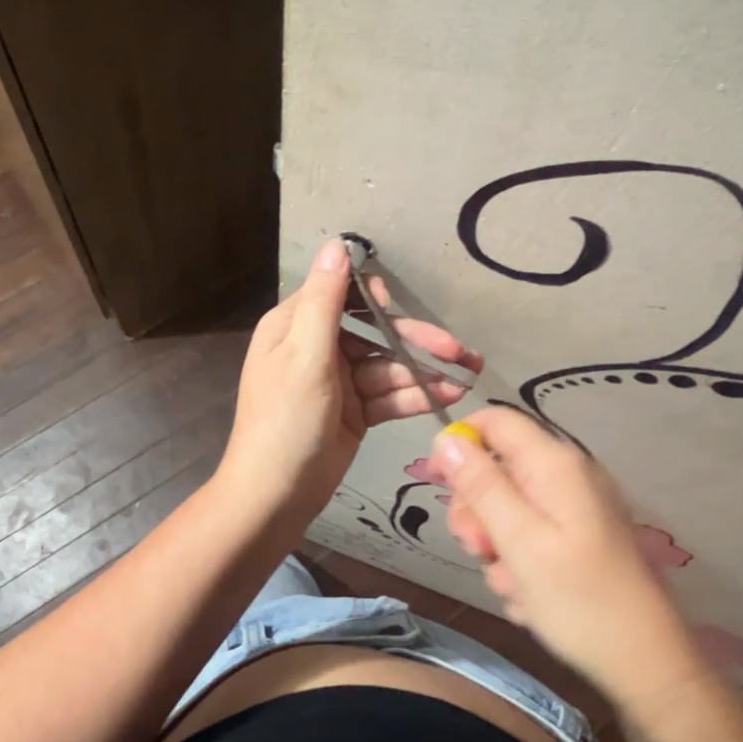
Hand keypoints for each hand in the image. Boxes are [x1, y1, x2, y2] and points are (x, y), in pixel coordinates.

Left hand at [216, 239, 482, 534]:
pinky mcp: (355, 413)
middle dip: (414, 340)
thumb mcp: (304, 356)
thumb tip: (337, 244)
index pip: (338, 293)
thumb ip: (325, 301)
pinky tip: (448, 395)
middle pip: (373, 333)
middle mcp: (316, 348)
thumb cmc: (284, 421)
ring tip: (468, 375)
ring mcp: (338, 382)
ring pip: (387, 367)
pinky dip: (415, 396)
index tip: (396, 303)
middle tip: (457, 348)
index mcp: (293, 327)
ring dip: (424, 371)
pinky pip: (389, 396)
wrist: (274, 497)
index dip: (371, 295)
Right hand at [428, 408, 708, 703]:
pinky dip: (517, 564)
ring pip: (505, 510)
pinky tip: (529, 597)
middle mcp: (566, 477)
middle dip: (476, 510)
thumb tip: (445, 439)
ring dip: (495, 547)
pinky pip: (527, 537)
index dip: (460, 444)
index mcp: (555, 464)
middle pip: (495, 469)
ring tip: (512, 584)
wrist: (643, 662)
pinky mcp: (576, 540)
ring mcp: (573, 509)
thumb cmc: (578, 598)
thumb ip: (480, 486)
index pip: (495, 421)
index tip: (438, 484)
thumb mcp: (518, 540)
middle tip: (478, 549)